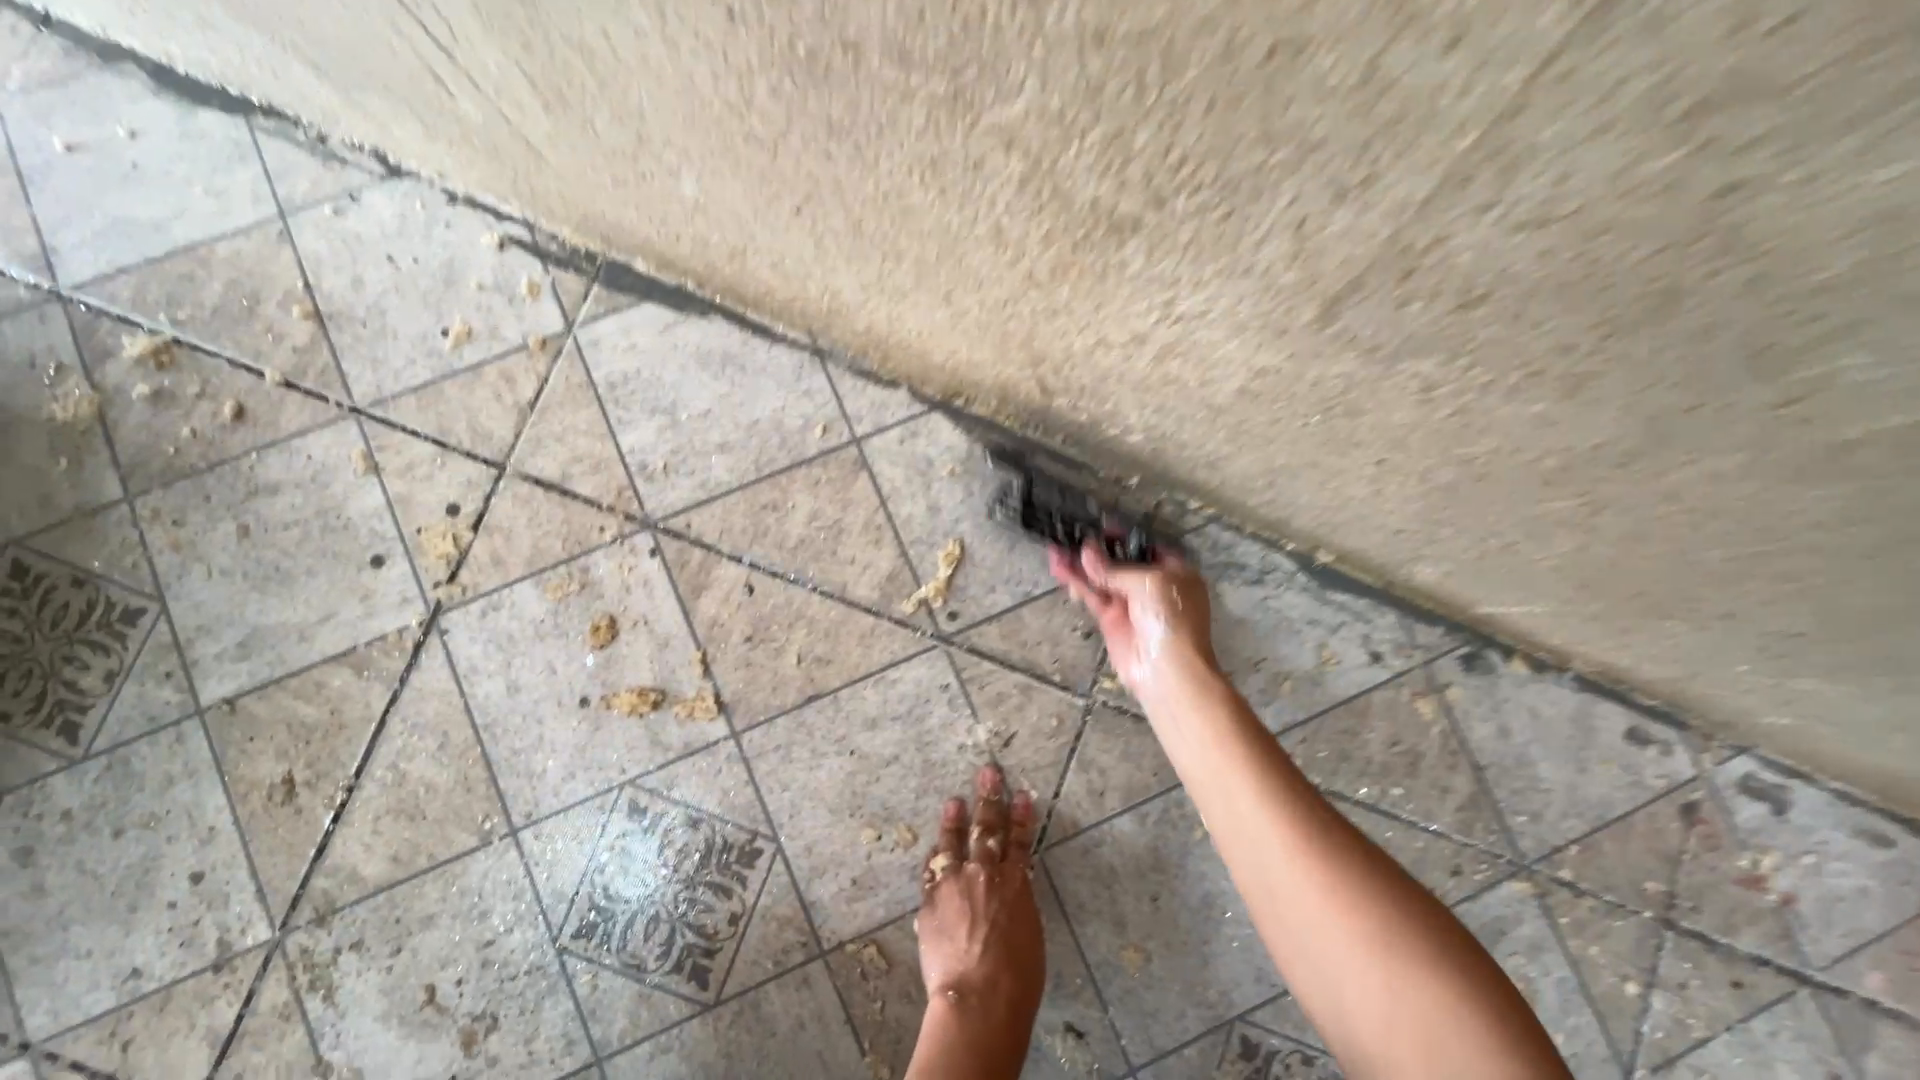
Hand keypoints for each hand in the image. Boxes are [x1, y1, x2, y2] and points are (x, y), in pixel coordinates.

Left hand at [916, 765, 1044, 1023]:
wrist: (978, 998)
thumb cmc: (1018, 977)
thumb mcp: (1028, 933)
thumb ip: (1016, 905)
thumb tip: (1006, 895)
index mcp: (1015, 883)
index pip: (1019, 840)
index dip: (1020, 815)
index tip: (1020, 793)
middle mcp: (984, 874)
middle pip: (986, 828)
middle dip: (988, 798)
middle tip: (987, 772)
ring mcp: (954, 884)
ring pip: (952, 843)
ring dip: (954, 820)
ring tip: (954, 800)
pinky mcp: (930, 901)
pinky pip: (930, 872)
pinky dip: (933, 858)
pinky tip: (933, 848)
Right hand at [1049, 541, 1215, 701]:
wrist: (1167, 670)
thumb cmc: (1170, 617)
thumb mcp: (1148, 582)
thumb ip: (1114, 568)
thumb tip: (1085, 551)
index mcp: (1174, 572)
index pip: (1146, 547)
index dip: (1123, 536)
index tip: (1100, 526)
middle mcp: (1152, 585)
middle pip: (1120, 561)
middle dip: (1096, 550)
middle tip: (1070, 535)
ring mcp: (1130, 604)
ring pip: (1101, 578)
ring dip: (1079, 564)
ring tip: (1054, 548)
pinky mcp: (1111, 620)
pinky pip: (1092, 596)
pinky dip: (1076, 582)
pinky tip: (1060, 567)